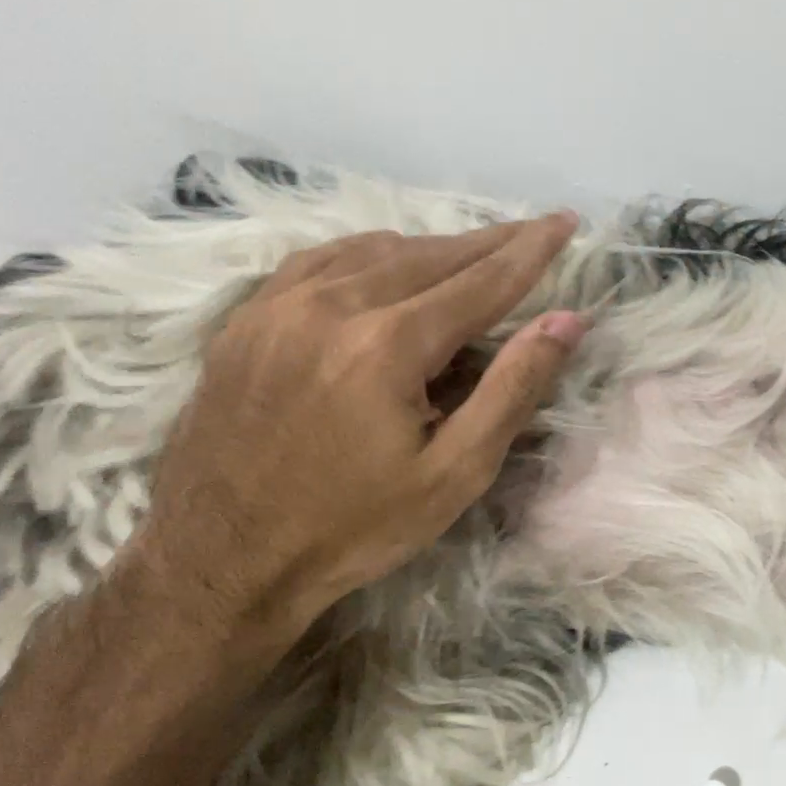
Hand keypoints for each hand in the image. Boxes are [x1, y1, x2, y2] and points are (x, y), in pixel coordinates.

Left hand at [134, 215, 585, 632]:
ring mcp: (277, 308)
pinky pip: (320, 261)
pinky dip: (372, 253)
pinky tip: (390, 262)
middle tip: (536, 229)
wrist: (217, 564)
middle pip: (433, 255)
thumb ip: (514, 387)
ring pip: (377, 250)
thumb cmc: (354, 526)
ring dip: (436, 246)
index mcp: (387, 345)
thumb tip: (567, 320)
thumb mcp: (457, 472)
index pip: (482, 280)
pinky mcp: (245, 321)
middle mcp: (331, 307)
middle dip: (493, 240)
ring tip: (477, 251)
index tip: (566, 221)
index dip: (531, 250)